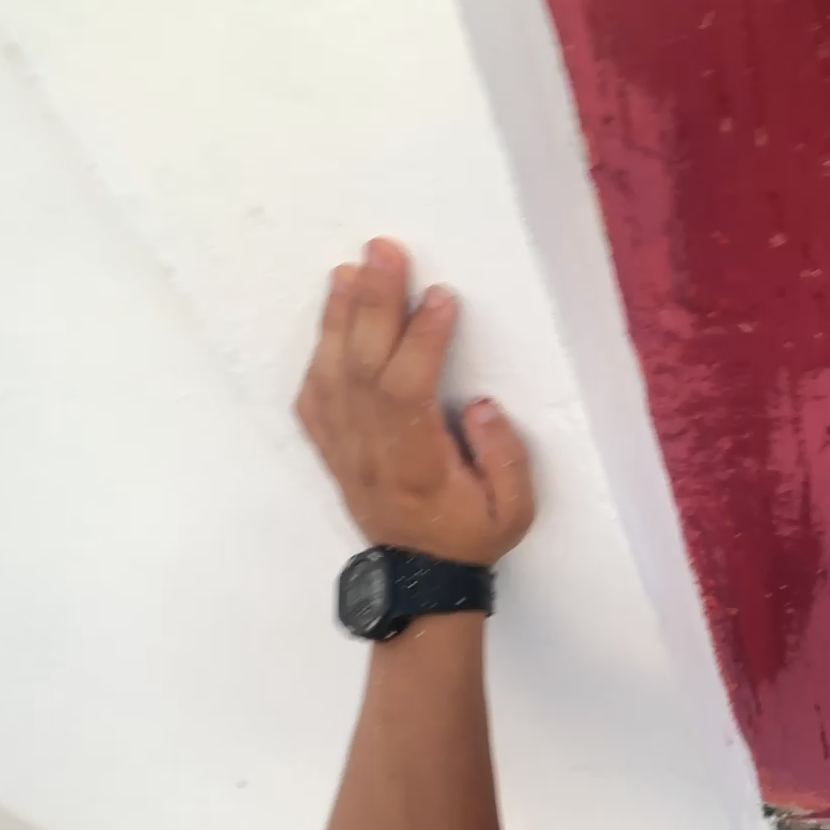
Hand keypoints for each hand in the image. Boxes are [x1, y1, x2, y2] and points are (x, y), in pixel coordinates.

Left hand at [295, 238, 535, 566]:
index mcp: (417, 466)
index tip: (440, 296)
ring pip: (333, 373)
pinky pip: (314, 393)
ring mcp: (344, 449)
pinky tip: (330, 317)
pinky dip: (318, 349)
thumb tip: (482, 406)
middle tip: (384, 252)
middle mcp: (371, 452)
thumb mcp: (515, 511)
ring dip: (341, 316)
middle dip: (373, 304)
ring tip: (351, 269)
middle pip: (362, 368)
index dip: (422, 341)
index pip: (408, 392)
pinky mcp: (333, 448)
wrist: (422, 577)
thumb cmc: (473, 538)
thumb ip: (505, 459)